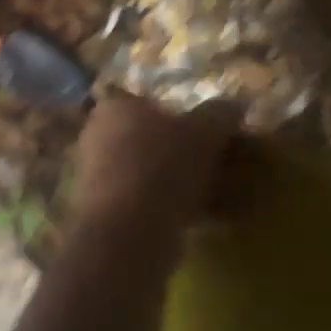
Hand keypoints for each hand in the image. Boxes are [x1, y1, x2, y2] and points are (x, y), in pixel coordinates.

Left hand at [69, 93, 229, 246]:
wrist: (130, 231)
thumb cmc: (163, 165)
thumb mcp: (204, 132)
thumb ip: (219, 114)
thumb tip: (234, 104)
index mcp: (115, 108)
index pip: (141, 100)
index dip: (171, 112)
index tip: (198, 127)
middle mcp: (97, 137)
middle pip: (142, 137)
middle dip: (171, 148)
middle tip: (208, 159)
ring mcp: (95, 177)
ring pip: (142, 171)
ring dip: (170, 180)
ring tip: (209, 191)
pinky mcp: (102, 212)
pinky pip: (141, 201)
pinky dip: (165, 206)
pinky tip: (197, 217)